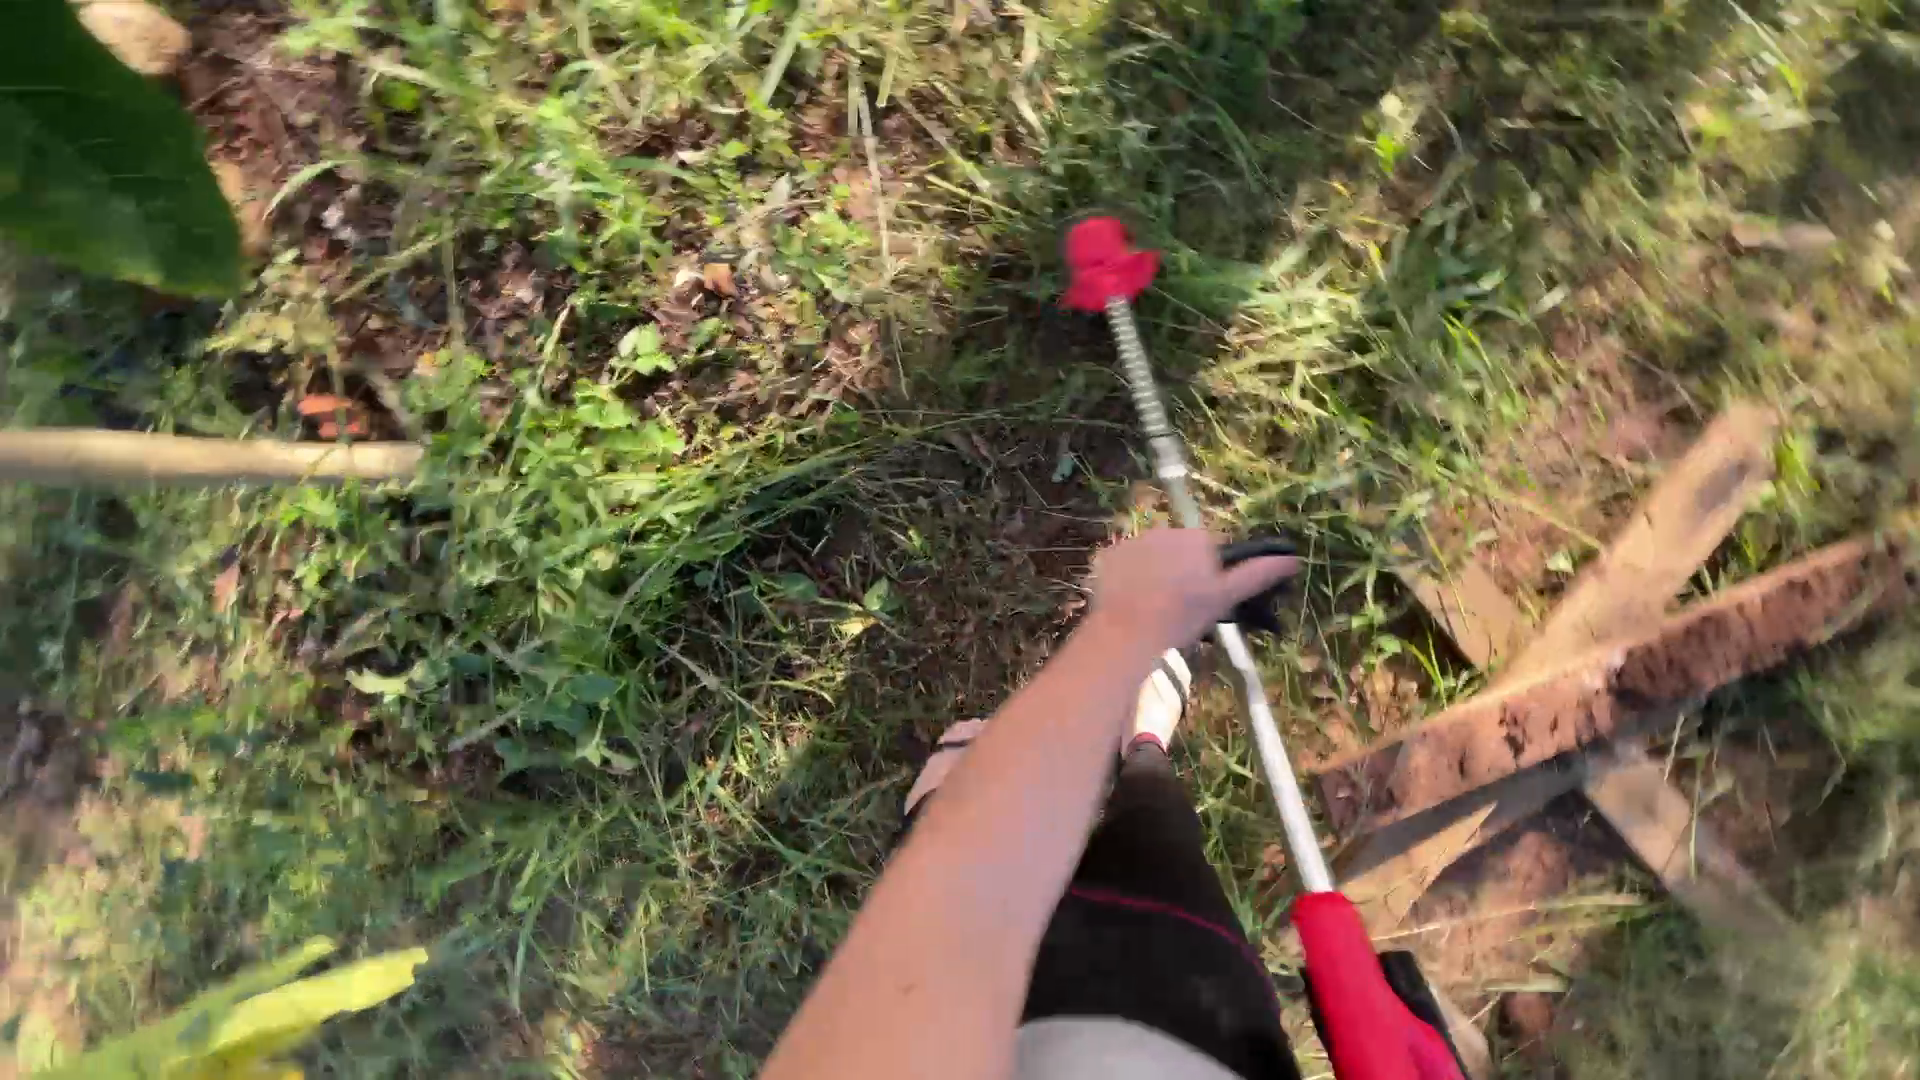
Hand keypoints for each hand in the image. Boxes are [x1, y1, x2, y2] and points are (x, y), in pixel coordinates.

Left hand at [1085, 528, 1301, 652]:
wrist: (1129, 632)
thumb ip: (1256, 574)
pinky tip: (1132, 600)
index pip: (1210, 548)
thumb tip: (1293, 560)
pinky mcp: (1108, 557)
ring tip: (1155, 605)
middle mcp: (1163, 531)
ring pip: (1152, 556)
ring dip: (1156, 573)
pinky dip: (1130, 577)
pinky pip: (1125, 563)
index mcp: (1195, 538)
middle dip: (1183, 570)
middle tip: (1180, 605)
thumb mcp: (1224, 598)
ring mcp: (1132, 542)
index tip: (1203, 596)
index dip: (1210, 574)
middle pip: (1180, 550)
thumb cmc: (1183, 616)